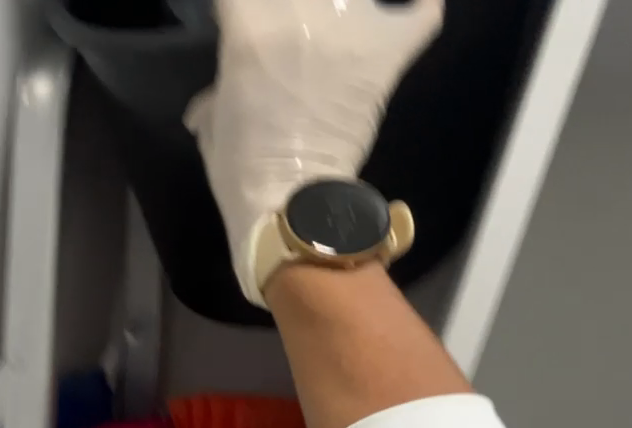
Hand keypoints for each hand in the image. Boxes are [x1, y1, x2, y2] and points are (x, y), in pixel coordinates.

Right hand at [186, 0, 442, 298]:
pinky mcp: (388, 52)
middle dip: (289, 7)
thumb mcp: (211, 129)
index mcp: (248, 29)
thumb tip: (216, 96)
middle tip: (287, 27)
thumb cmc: (239, 171)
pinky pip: (420, 12)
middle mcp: (302, 13)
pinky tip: (405, 11)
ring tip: (338, 20)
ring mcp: (352, 29)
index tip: (230, 19)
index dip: (233, 7)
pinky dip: (414, 9)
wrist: (290, 203)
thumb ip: (217, 94)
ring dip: (344, 6)